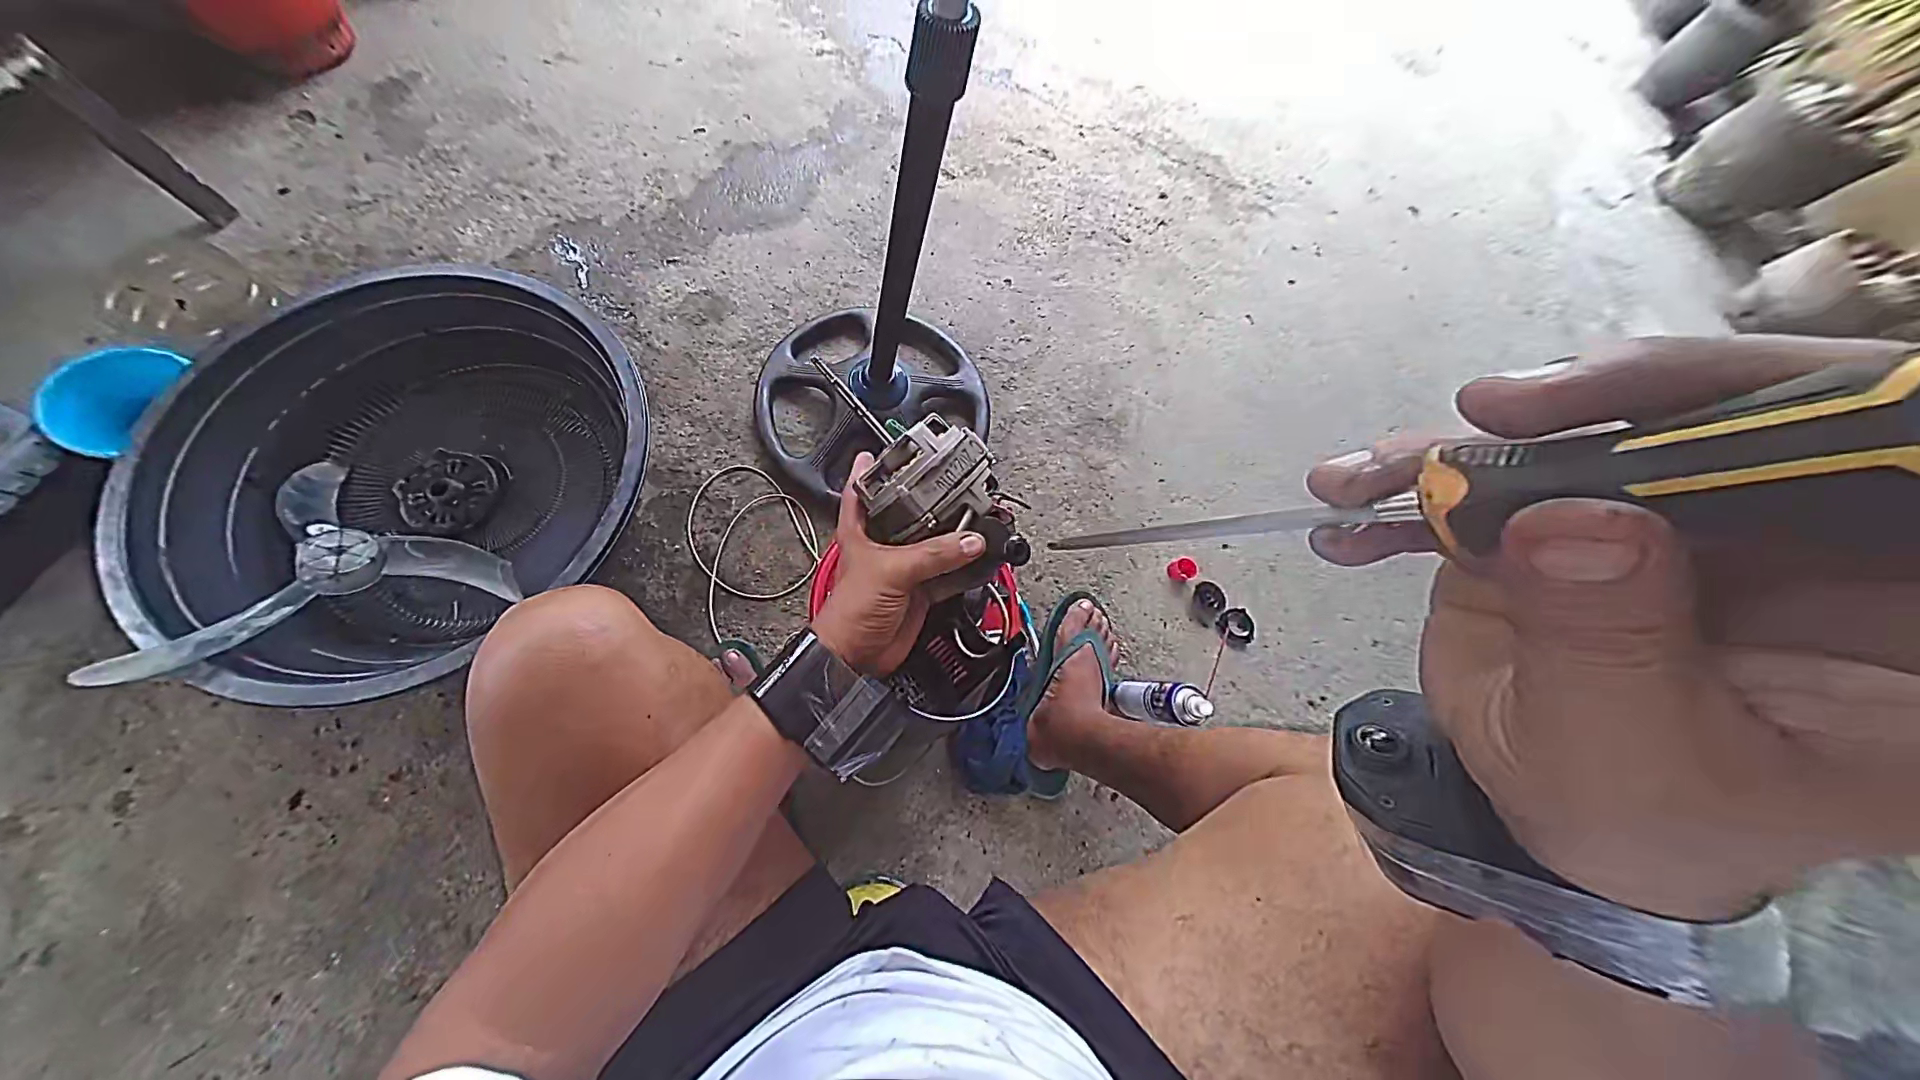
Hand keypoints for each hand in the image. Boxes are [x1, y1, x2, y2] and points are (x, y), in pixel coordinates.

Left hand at [811, 452, 985, 674]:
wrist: (857, 656)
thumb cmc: (850, 611)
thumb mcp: (891, 571)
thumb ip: (933, 554)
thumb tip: (969, 541)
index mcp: (861, 530)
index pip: (864, 488)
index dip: (875, 467)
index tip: (893, 449)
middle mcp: (882, 544)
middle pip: (909, 514)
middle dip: (931, 502)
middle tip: (954, 484)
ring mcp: (903, 567)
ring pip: (934, 543)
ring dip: (954, 536)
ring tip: (976, 517)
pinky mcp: (920, 590)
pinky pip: (947, 572)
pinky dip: (964, 567)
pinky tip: (979, 557)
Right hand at [1308, 336, 1919, 919]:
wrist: (1561, 818)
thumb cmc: (1638, 817)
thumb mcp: (1633, 752)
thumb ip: (1611, 643)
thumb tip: (1565, 519)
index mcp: (1886, 586)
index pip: (1867, 438)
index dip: (1744, 395)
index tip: (1599, 405)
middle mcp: (1779, 527)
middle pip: (1699, 414)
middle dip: (1573, 408)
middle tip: (1473, 420)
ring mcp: (1651, 517)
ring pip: (1564, 439)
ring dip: (1446, 452)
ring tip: (1355, 481)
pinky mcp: (1555, 522)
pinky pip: (1479, 485)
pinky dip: (1405, 497)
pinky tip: (1348, 522)